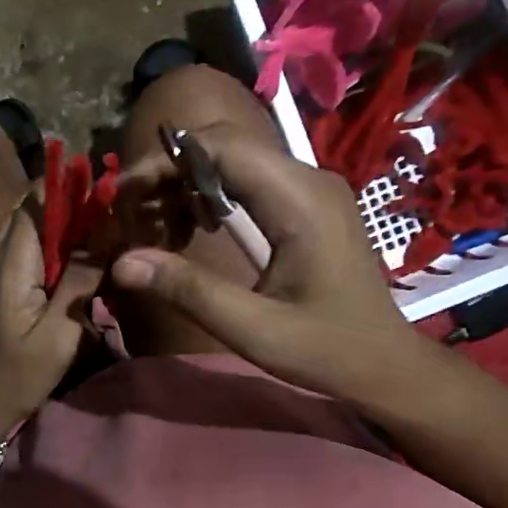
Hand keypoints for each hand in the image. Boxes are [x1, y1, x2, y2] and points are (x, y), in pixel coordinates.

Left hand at [0, 203, 103, 452]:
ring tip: (102, 236)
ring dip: (64, 226)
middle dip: (72, 206)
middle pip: (34, 208)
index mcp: (9, 261)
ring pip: (30, 225)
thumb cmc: (19, 374)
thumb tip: (109, 234)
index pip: (37, 201)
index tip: (107, 193)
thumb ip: (81, 279)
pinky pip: (26, 246)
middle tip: (112, 218)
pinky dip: (53, 245)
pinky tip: (78, 262)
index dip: (72, 190)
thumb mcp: (59, 333)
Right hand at [110, 125, 420, 405]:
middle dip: (172, 170)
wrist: (384, 362)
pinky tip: (196, 226)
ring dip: (190, 181)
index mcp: (301, 202)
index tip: (124, 194)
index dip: (166, 161)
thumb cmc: (326, 349)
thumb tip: (123, 262)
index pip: (223, 147)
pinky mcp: (310, 204)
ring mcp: (314, 189)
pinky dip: (214, 193)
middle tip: (134, 212)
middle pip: (227, 145)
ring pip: (238, 159)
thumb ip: (190, 291)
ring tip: (157, 222)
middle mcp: (311, 180)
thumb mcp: (254, 329)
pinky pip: (253, 180)